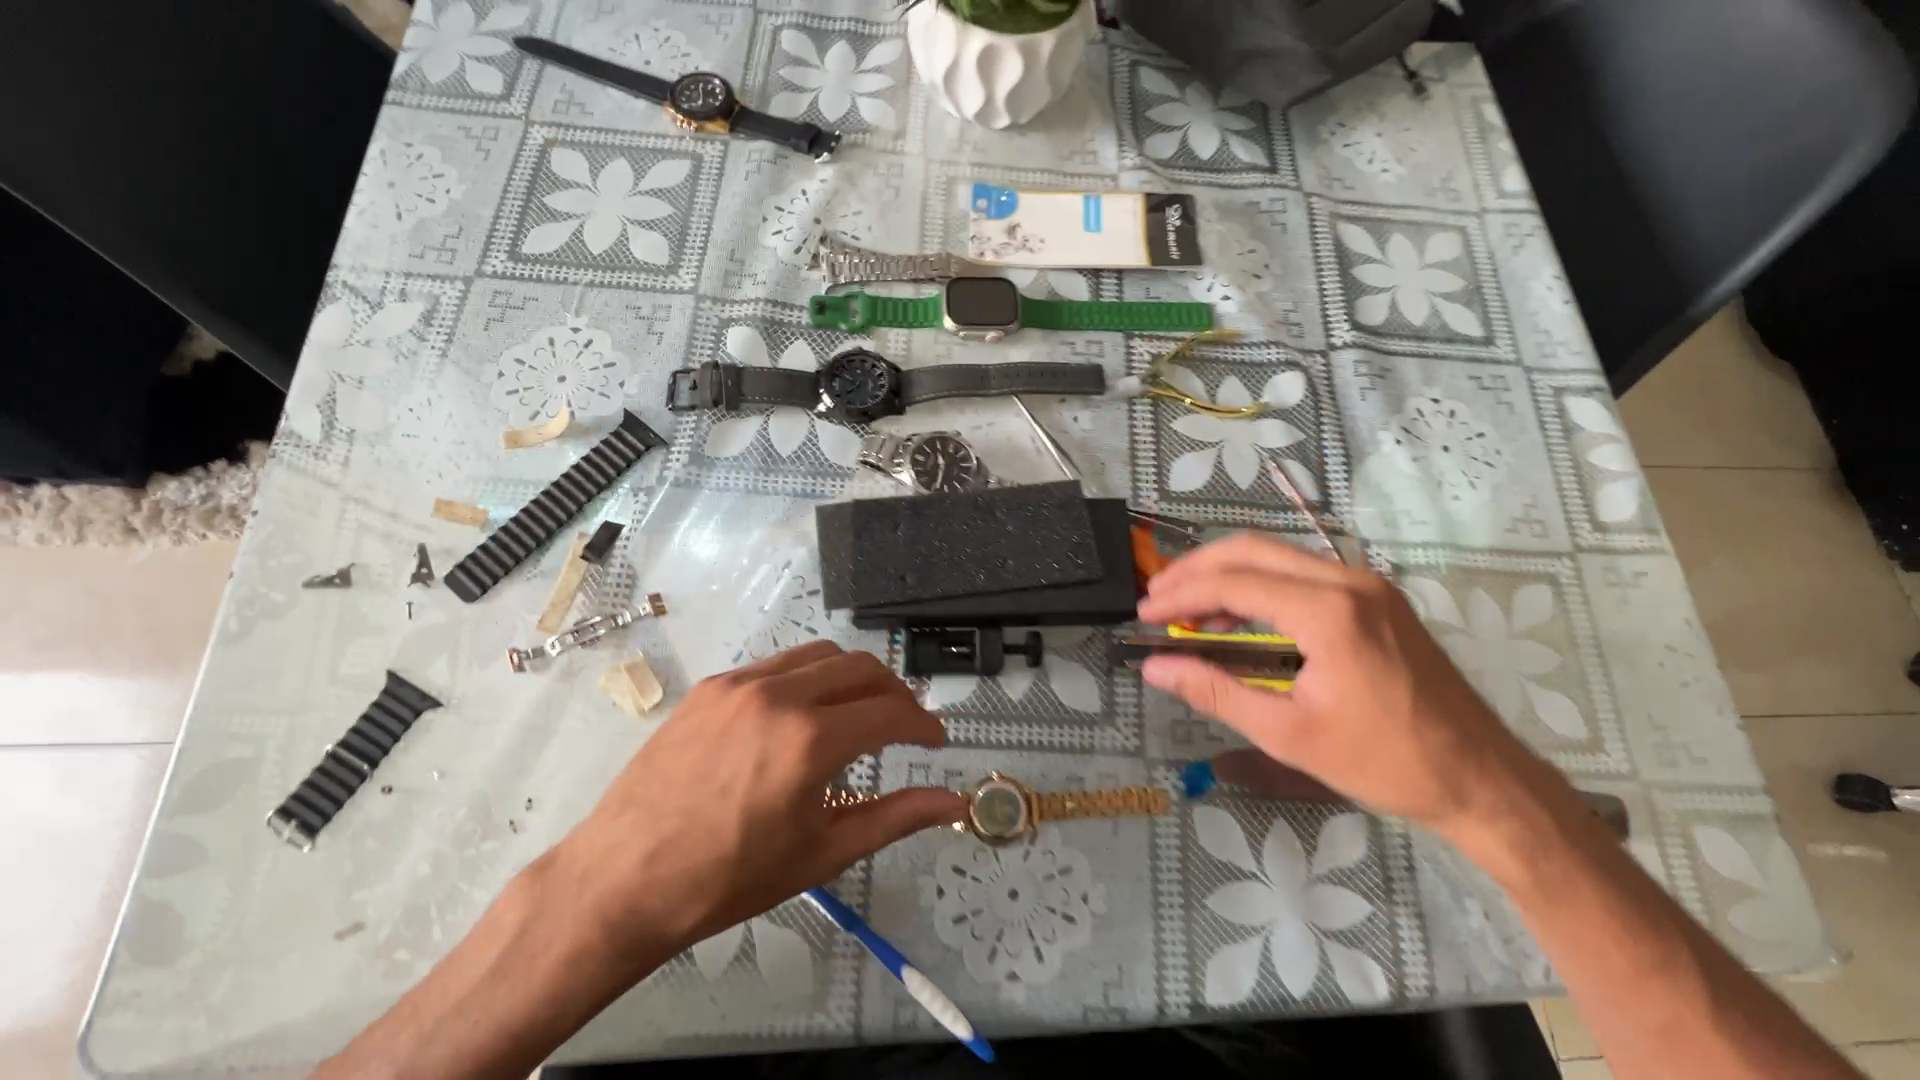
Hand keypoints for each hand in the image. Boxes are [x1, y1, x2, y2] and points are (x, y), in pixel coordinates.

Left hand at [550, 641, 965, 969]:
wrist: (624, 879)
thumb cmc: (729, 879)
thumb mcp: (822, 853)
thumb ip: (895, 817)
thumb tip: (952, 802)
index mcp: (810, 741)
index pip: (891, 712)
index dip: (923, 725)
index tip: (935, 743)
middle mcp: (778, 695)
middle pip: (860, 668)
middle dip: (895, 693)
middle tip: (905, 727)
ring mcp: (738, 685)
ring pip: (818, 655)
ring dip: (851, 677)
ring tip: (858, 714)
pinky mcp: (710, 688)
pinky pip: (775, 665)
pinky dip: (806, 679)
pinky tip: (801, 717)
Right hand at [1137, 532, 1534, 829]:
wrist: (1480, 777)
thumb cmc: (1383, 761)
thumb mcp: (1288, 733)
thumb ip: (1215, 692)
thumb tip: (1155, 668)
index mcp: (1329, 612)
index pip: (1235, 582)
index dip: (1181, 596)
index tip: (1143, 616)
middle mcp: (1350, 581)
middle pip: (1254, 550)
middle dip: (1197, 569)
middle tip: (1156, 598)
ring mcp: (1369, 586)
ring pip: (1280, 556)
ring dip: (1228, 574)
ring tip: (1186, 607)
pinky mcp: (1378, 599)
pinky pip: (1304, 574)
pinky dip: (1261, 585)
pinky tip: (1239, 615)